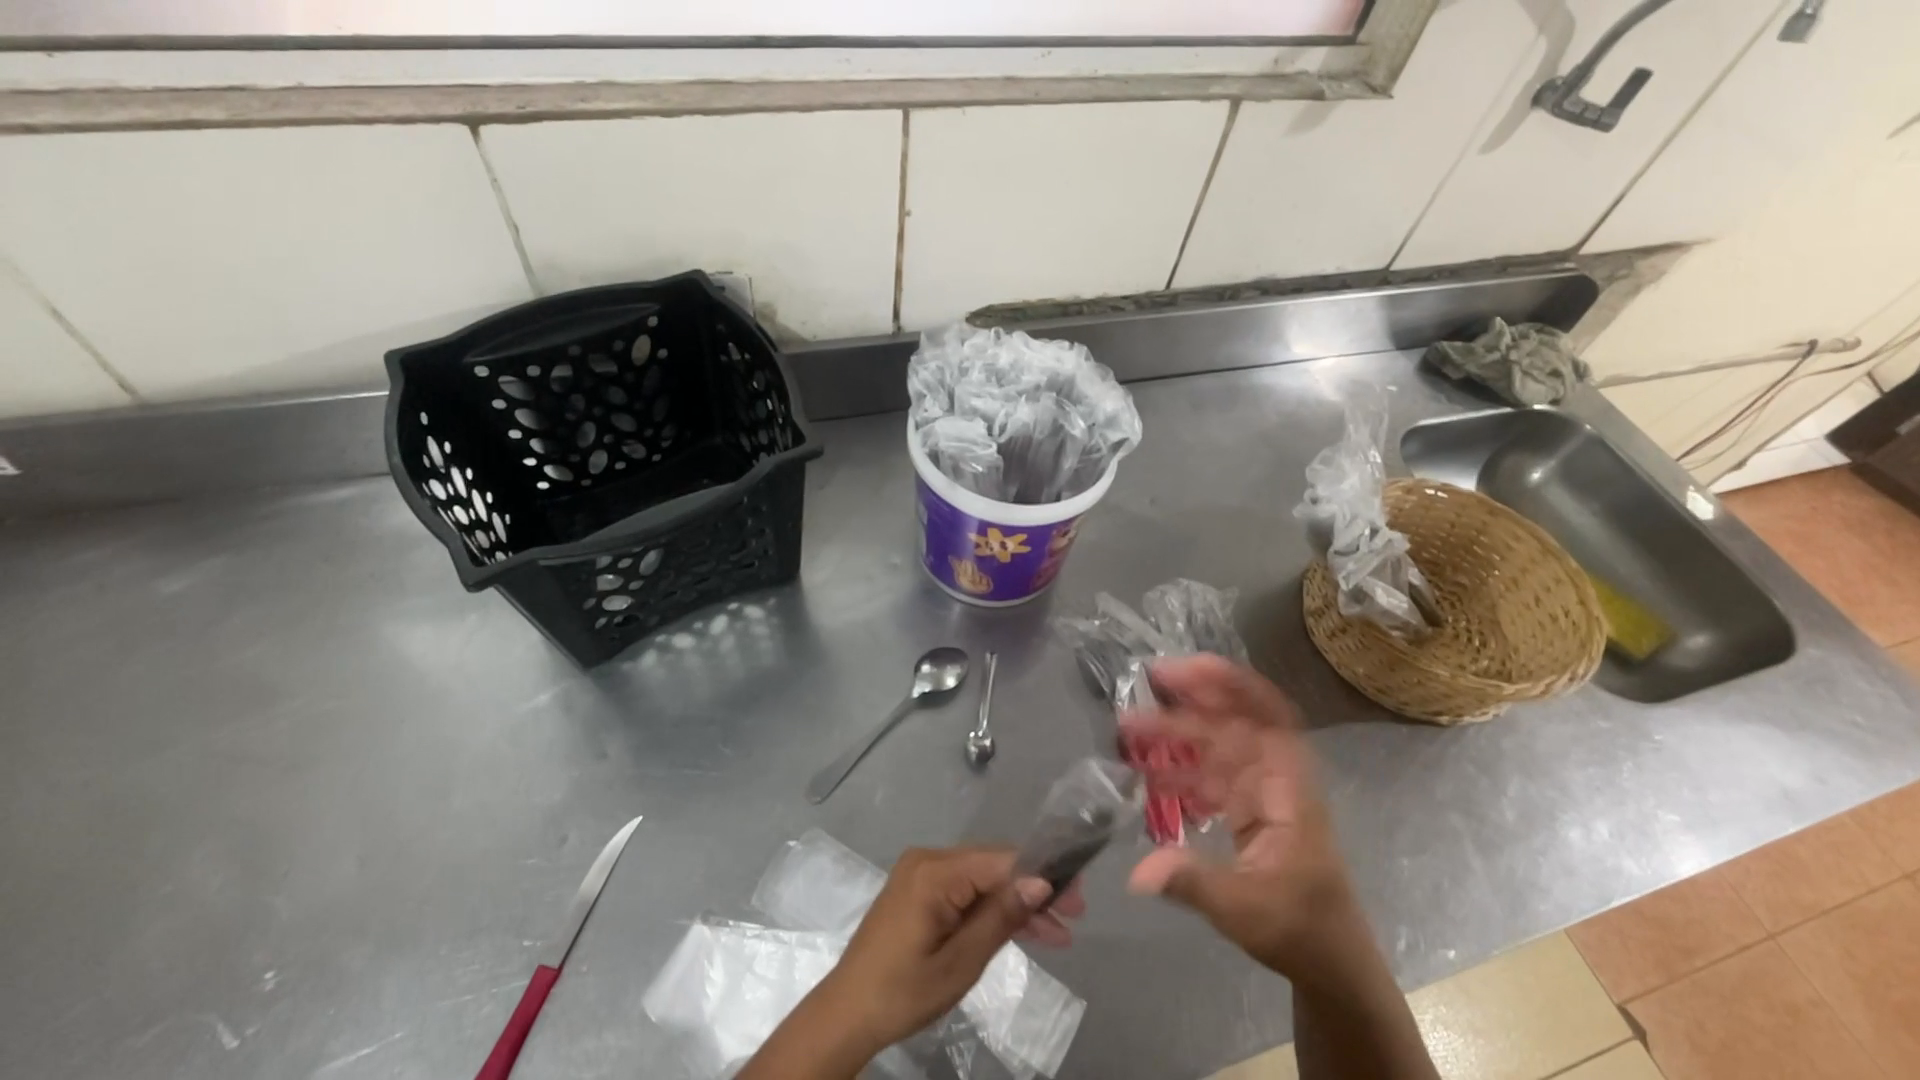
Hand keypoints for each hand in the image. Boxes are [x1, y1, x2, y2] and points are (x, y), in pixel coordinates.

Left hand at [809, 847, 1085, 1055]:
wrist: (848, 1013)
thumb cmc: (904, 991)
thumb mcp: (961, 961)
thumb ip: (1000, 917)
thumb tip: (1041, 882)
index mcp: (935, 872)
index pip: (1002, 860)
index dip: (1043, 873)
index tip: (1078, 893)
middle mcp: (928, 861)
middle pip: (994, 866)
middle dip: (1035, 890)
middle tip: (1075, 916)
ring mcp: (921, 875)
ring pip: (983, 880)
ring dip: (1017, 904)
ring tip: (1058, 933)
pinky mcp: (918, 892)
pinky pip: (965, 891)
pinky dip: (991, 910)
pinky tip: (1023, 930)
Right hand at [1122, 654, 1358, 980]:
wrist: (1331, 964)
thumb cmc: (1302, 930)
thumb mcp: (1245, 908)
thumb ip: (1192, 882)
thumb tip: (1137, 872)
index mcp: (1289, 790)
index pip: (1269, 718)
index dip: (1234, 686)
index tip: (1190, 667)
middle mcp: (1276, 782)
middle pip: (1235, 724)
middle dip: (1192, 700)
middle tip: (1144, 685)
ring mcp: (1262, 797)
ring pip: (1218, 748)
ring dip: (1178, 734)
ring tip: (1129, 727)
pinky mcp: (1248, 815)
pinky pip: (1210, 779)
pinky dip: (1180, 773)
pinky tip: (1145, 774)